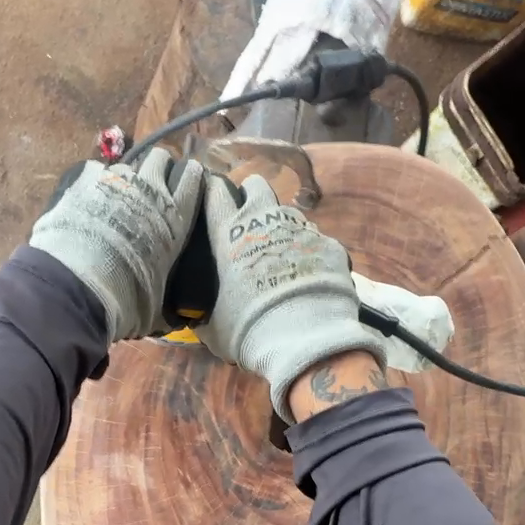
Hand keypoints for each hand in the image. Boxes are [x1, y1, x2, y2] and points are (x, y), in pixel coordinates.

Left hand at [28, 150, 204, 342]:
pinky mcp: (85, 180)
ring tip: (116, 200)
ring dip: (126, 179)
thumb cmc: (127, 300)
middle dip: (158, 169)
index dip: (190, 177)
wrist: (79, 286)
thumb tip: (177, 320)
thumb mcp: (156, 309)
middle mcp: (151, 191)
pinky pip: (95, 173)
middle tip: (151, 188)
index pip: (193, 178)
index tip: (185, 183)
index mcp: (177, 218)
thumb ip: (168, 307)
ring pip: (128, 165)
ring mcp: (117, 182)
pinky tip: (87, 203)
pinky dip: (94, 184)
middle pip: (160, 159)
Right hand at [192, 175, 391, 420]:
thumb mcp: (213, 324)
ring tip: (279, 255)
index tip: (211, 201)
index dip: (212, 192)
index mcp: (227, 233)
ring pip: (286, 212)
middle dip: (251, 196)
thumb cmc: (246, 329)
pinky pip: (314, 240)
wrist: (302, 338)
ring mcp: (299, 228)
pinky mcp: (329, 243)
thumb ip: (204, 310)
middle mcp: (264, 219)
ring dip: (280, 226)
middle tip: (247, 221)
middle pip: (255, 186)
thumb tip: (196, 316)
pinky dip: (308, 252)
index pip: (215, 193)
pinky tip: (307, 276)